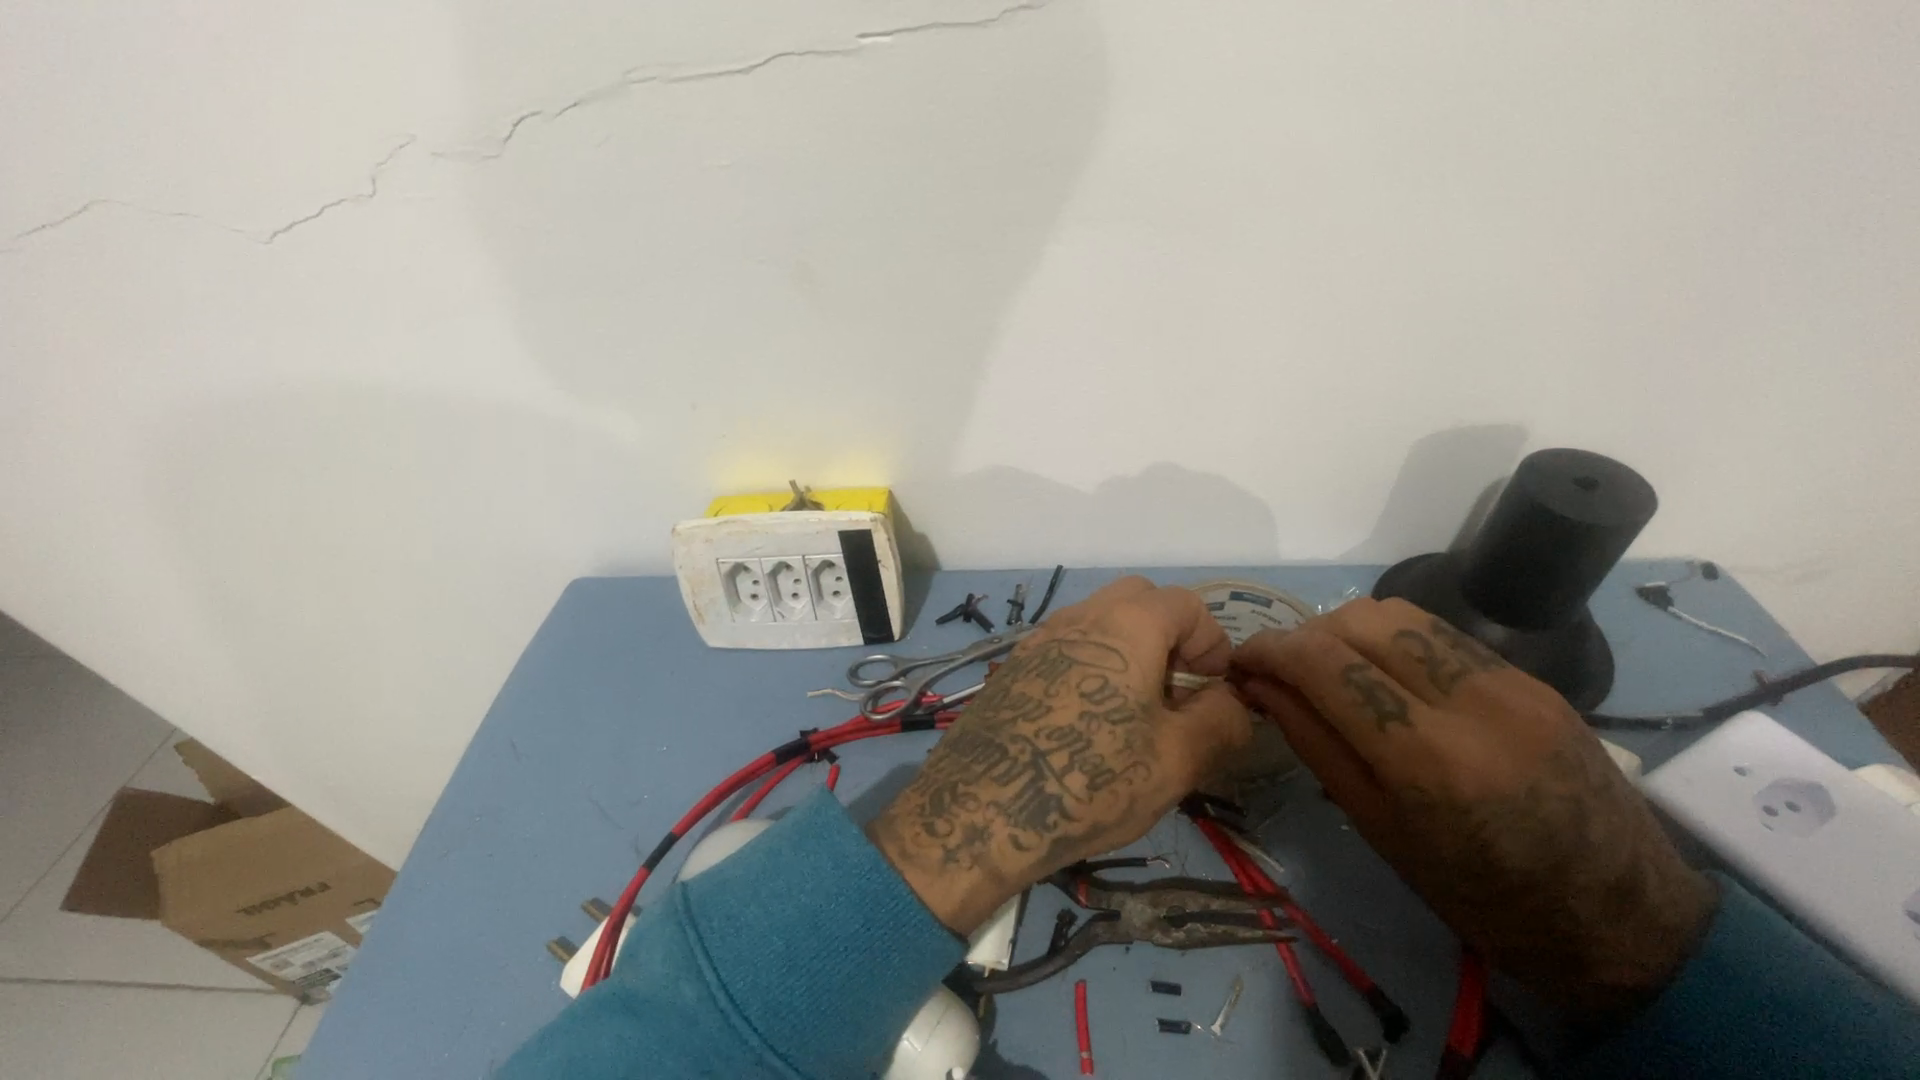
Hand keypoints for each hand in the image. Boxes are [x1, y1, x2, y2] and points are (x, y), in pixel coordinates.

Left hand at [868, 577, 1251, 933]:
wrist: (983, 807)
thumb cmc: (1091, 779)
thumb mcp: (1177, 759)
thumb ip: (1220, 720)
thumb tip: (1229, 699)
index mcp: (1126, 625)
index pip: (1185, 604)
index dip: (1212, 640)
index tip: (1215, 686)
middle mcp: (1078, 618)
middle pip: (1137, 601)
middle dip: (1169, 634)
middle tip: (1176, 690)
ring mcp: (1038, 641)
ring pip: (1097, 623)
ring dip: (1128, 651)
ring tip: (1134, 713)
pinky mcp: (1011, 670)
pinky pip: (1065, 649)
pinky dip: (1090, 666)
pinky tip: (1086, 723)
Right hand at [1231, 598, 1717, 1015]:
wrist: (1618, 916)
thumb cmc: (1477, 895)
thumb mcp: (1378, 829)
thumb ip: (1313, 743)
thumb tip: (1258, 684)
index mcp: (1426, 758)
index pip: (1324, 663)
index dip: (1269, 649)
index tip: (1240, 660)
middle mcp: (1471, 702)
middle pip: (1360, 621)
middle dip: (1305, 635)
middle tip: (1283, 671)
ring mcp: (1510, 682)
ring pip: (1400, 614)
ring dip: (1347, 630)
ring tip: (1332, 669)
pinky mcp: (1532, 678)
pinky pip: (1441, 634)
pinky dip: (1393, 641)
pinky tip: (1385, 675)